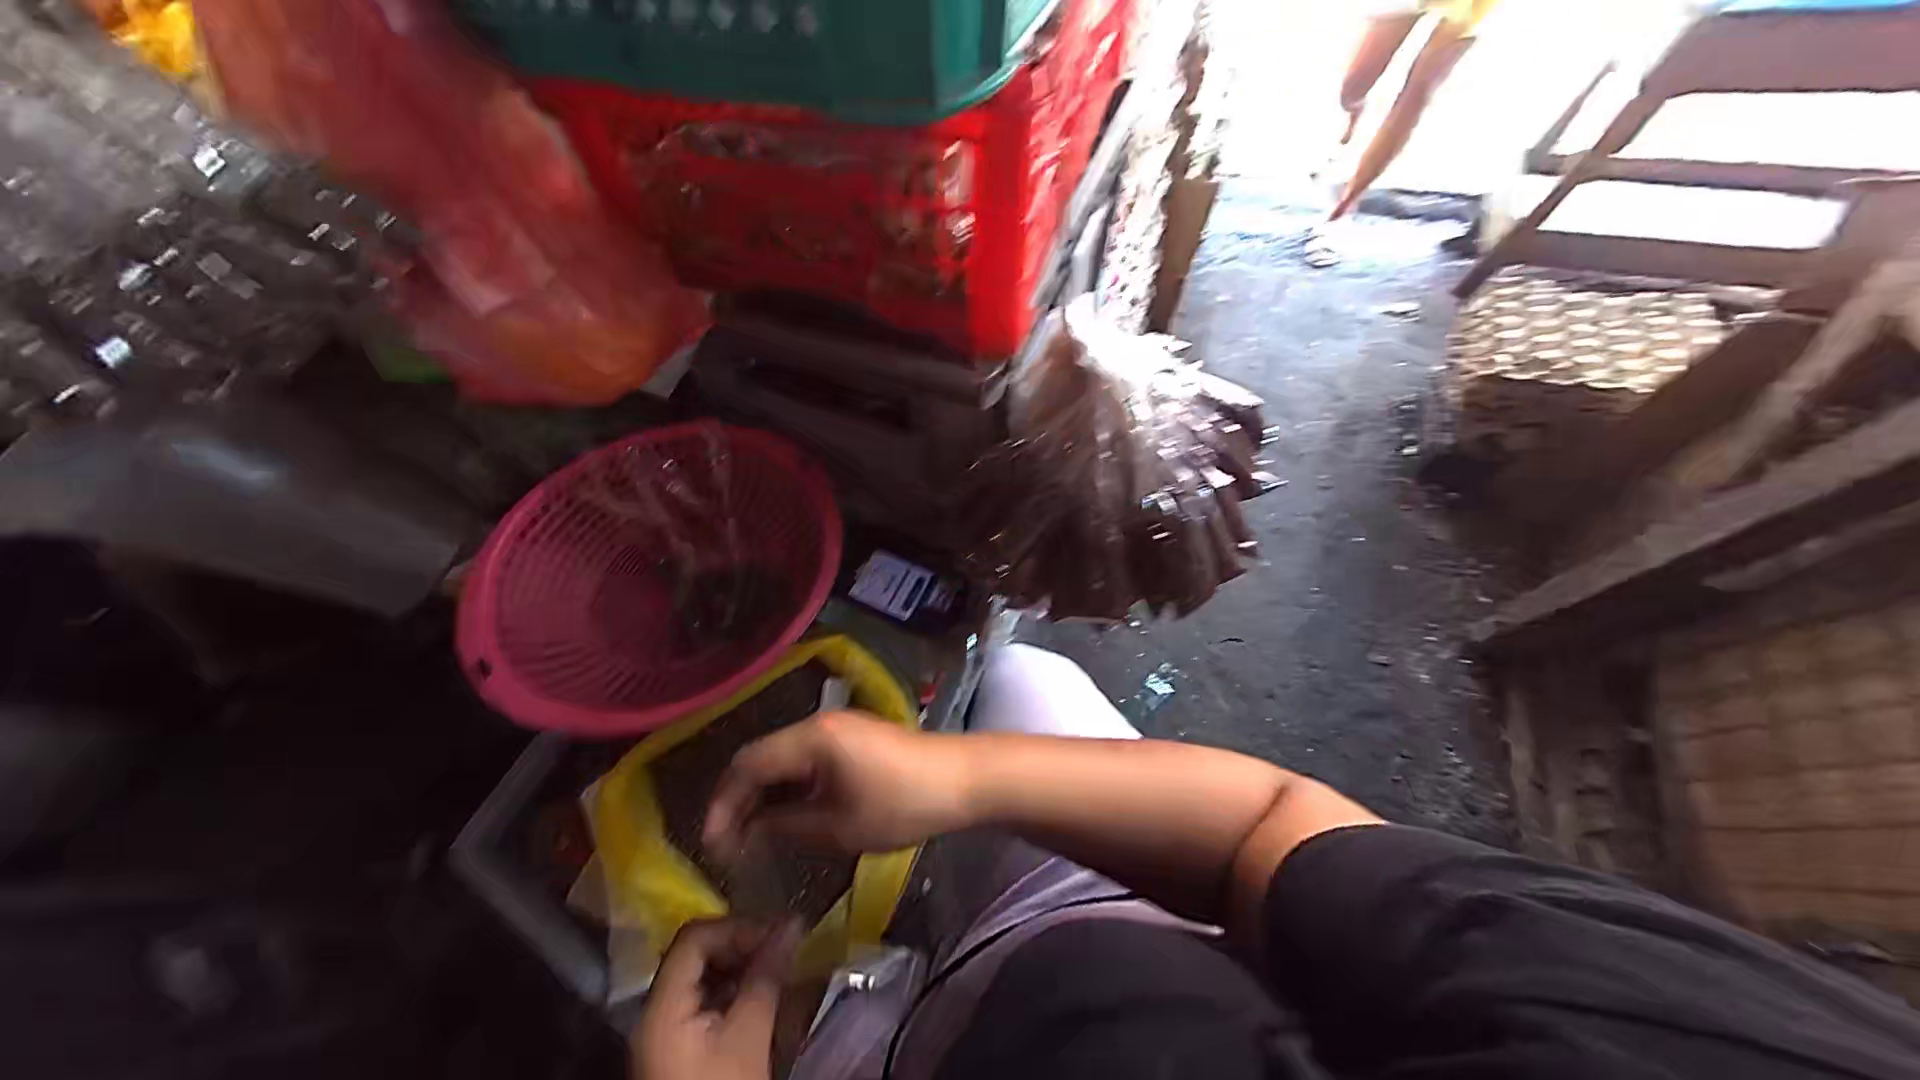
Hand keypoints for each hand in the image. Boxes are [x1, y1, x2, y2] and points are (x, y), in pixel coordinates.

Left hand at [631, 918, 800, 1079]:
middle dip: (741, 943)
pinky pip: (702, 998)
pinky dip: (732, 987)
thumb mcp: (749, 1036)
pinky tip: (759, 993)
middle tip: (782, 946)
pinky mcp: (676, 1047)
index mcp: (662, 1008)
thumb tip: (791, 926)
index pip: (693, 940)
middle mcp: (655, 1012)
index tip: (777, 935)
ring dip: (739, 964)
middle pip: (694, 954)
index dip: (737, 929)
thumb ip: (766, 975)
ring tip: (776, 967)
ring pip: (700, 974)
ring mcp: (663, 1031)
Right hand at [704, 711, 975, 856]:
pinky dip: (793, 786)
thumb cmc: (901, 804)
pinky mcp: (854, 738)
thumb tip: (748, 832)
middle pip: (763, 757)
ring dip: (767, 794)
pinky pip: (808, 759)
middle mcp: (819, 723)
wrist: (963, 780)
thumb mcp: (838, 827)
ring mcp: (839, 728)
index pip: (747, 764)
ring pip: (785, 758)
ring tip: (755, 836)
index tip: (714, 846)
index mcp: (811, 737)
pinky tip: (791, 815)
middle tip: (730, 845)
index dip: (723, 804)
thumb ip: (785, 828)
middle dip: (741, 799)